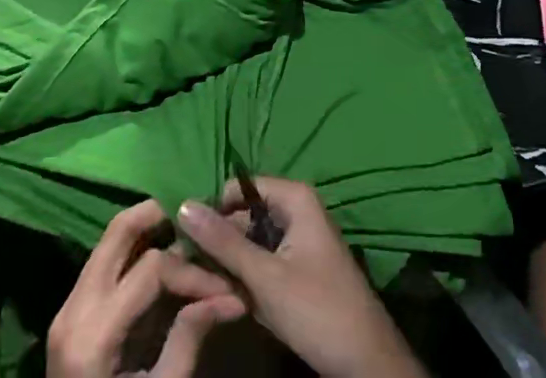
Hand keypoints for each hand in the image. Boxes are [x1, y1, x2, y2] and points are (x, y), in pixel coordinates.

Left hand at [48, 199, 246, 377]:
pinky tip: (171, 256)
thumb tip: (232, 296)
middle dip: (163, 215)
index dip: (195, 271)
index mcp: (92, 334)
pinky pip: (108, 262)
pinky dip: (141, 250)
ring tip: (191, 234)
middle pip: (119, 231)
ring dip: (153, 228)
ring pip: (112, 240)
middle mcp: (73, 308)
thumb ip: (190, 338)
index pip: (153, 269)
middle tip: (203, 217)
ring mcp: (69, 307)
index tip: (227, 287)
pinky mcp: (74, 312)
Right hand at [176, 178, 426, 377]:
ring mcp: (297, 238)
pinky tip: (230, 298)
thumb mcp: (264, 276)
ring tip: (206, 287)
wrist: (363, 358)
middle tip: (187, 271)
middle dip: (218, 242)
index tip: (183, 238)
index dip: (212, 209)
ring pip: (249, 242)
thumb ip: (223, 241)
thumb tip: (183, 204)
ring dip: (229, 265)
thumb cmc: (315, 308)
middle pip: (243, 215)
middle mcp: (296, 209)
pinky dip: (244, 277)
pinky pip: (260, 260)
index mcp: (295, 198)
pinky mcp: (295, 266)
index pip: (239, 187)